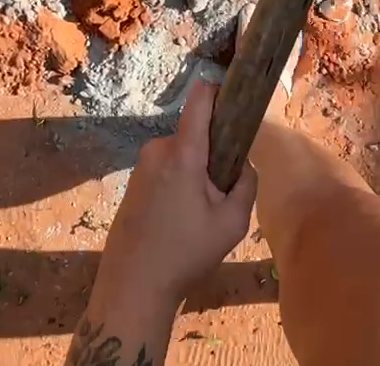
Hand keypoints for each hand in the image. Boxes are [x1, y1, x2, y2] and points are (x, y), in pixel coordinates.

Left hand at [91, 82, 257, 310]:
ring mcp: (142, 166)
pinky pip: (166, 169)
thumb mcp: (231, 224)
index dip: (218, 90)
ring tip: (198, 214)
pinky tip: (178, 220)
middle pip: (195, 133)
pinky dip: (178, 183)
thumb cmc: (184, 254)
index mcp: (182, 153)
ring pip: (182, 154)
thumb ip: (247, 185)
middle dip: (213, 153)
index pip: (200, 100)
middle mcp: (158, 150)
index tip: (235, 96)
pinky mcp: (133, 182)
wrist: (132, 288)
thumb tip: (245, 165)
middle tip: (221, 191)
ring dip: (194, 172)